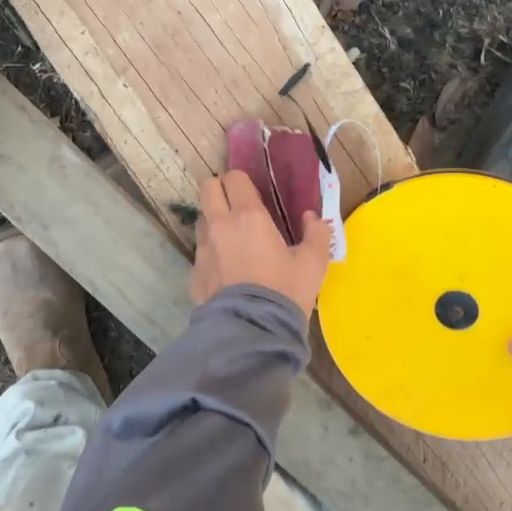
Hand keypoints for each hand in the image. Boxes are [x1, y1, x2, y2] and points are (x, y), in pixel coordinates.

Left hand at [189, 170, 331, 318]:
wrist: (252, 332)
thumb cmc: (285, 292)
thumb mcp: (313, 264)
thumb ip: (317, 234)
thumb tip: (312, 218)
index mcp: (249, 216)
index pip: (233, 178)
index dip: (241, 180)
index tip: (251, 191)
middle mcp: (220, 225)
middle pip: (207, 188)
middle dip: (219, 190)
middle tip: (237, 205)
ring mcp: (203, 249)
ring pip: (202, 219)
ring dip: (214, 221)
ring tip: (232, 240)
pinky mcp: (194, 273)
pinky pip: (200, 252)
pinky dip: (211, 253)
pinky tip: (227, 271)